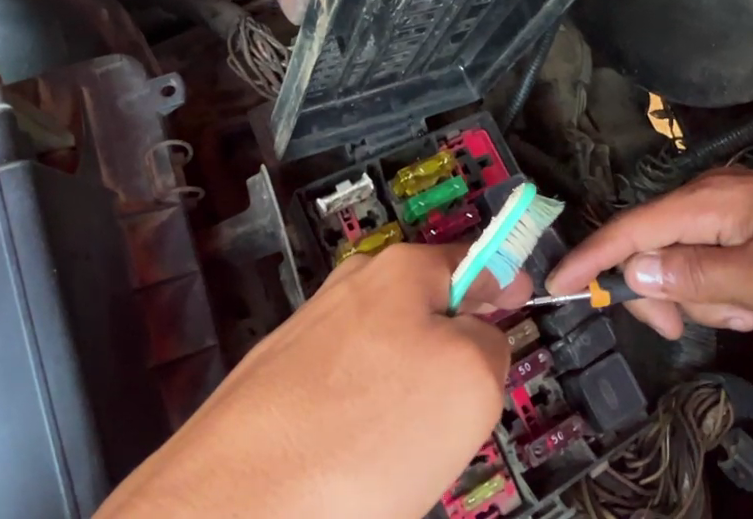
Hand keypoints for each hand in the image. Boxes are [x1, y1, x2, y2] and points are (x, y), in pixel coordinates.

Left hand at [96, 241, 529, 518]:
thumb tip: (484, 333)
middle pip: (430, 315)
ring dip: (407, 403)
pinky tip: (357, 469)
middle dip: (452, 361)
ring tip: (400, 455)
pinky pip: (349, 399)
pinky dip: (364, 430)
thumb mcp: (471, 380)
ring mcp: (309, 335)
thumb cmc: (357, 436)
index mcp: (399, 269)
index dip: (503, 285)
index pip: (473, 258)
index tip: (518, 308)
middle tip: (457, 415)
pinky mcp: (280, 386)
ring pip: (390, 363)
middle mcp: (349, 290)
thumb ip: (494, 338)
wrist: (234, 504)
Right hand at [546, 169, 752, 338]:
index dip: (592, 257)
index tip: (557, 284)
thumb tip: (634, 269)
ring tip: (745, 315)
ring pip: (684, 255)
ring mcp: (735, 209)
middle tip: (681, 330)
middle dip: (660, 290)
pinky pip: (713, 256)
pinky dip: (720, 285)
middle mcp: (712, 197)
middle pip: (652, 244)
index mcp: (707, 203)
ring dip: (698, 293)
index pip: (631, 228)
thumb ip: (693, 276)